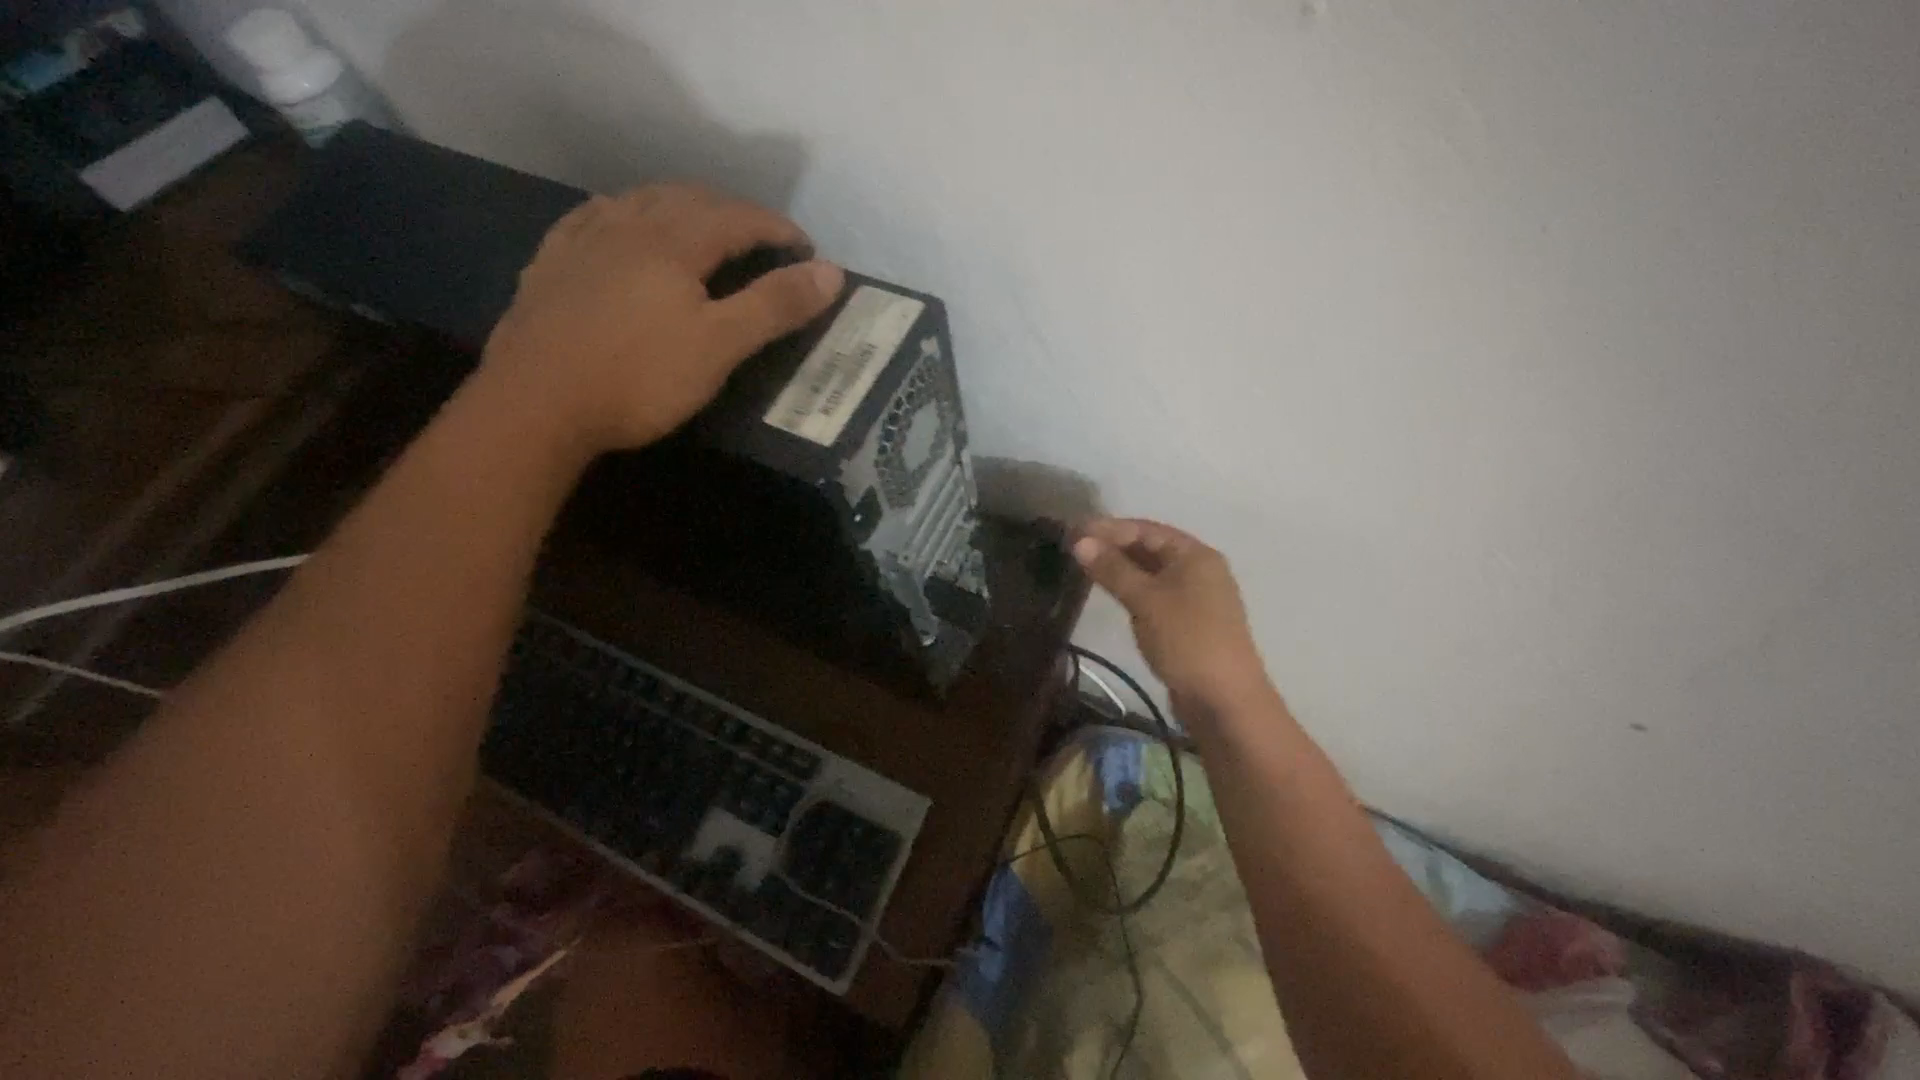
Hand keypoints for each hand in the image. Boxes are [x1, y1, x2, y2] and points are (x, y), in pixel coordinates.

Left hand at [479, 185, 844, 455]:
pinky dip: (621, 215)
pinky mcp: (548, 267)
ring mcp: (581, 243)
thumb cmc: (638, 378)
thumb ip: (775, 306)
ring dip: (678, 205)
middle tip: (760, 237)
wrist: (535, 405)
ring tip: (698, 225)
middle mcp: (627, 226)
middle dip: (731, 211)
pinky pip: (590, 219)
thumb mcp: (720, 347)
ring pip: (637, 202)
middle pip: (688, 199)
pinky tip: (617, 226)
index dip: (777, 228)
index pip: (737, 217)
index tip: (806, 249)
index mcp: (673, 241)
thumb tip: (831, 271)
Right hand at [1073, 518, 1271, 707]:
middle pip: (1151, 548)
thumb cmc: (1186, 640)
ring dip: (1122, 569)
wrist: (1223, 699)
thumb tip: (1080, 541)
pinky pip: (1156, 596)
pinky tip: (1112, 596)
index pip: (1147, 529)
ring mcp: (1197, 598)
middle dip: (1114, 547)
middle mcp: (1200, 570)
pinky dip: (1133, 591)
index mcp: (1196, 555)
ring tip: (1086, 569)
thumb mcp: (1146, 600)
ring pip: (1153, 574)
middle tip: (1074, 549)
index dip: (1110, 528)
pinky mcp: (1189, 623)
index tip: (1074, 532)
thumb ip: (1113, 569)